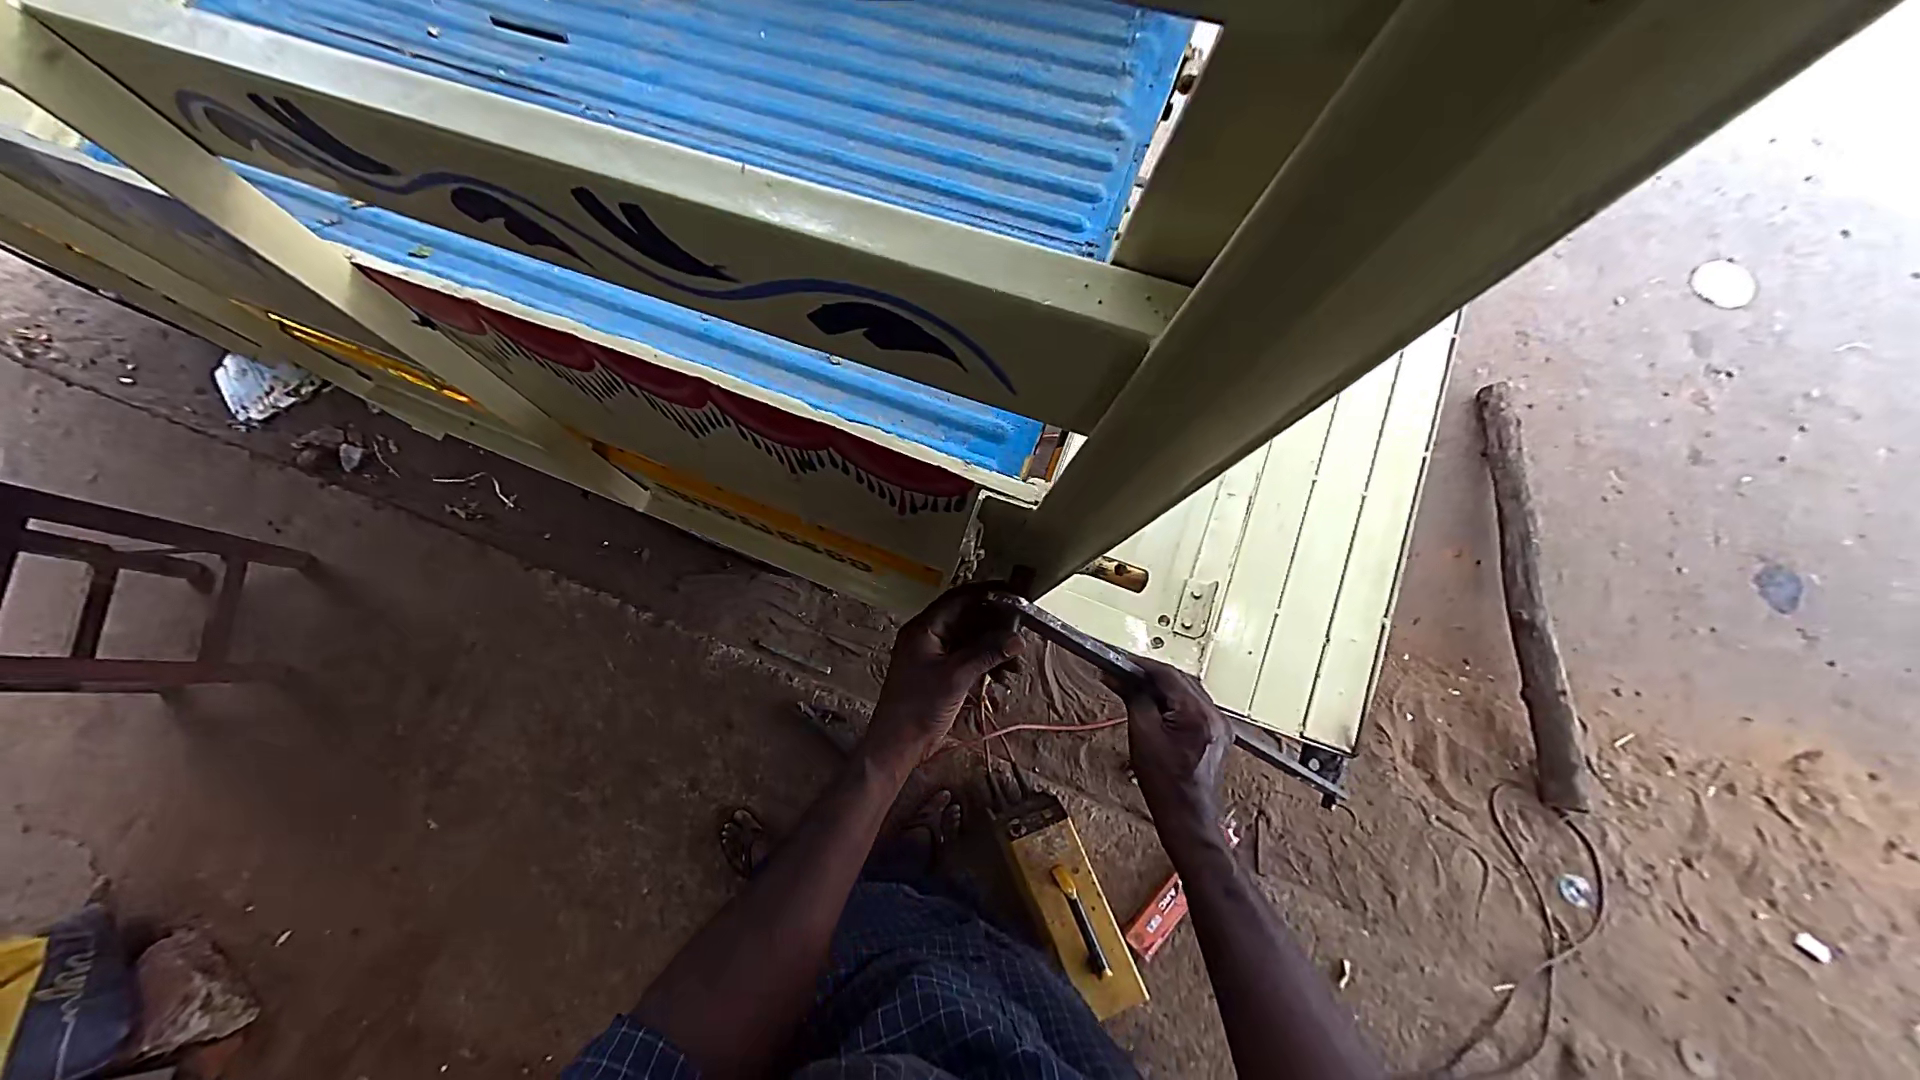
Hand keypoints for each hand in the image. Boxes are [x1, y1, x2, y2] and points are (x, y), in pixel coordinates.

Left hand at [864, 584, 1024, 766]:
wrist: (897, 745)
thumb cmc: (918, 707)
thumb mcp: (956, 676)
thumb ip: (987, 653)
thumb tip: (1016, 638)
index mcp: (924, 628)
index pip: (959, 598)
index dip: (987, 593)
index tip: (1013, 593)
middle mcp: (928, 636)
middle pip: (967, 619)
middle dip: (994, 626)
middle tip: (1019, 632)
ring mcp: (933, 655)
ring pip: (969, 640)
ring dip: (992, 648)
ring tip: (1014, 664)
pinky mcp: (939, 673)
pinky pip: (966, 658)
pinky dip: (984, 663)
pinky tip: (1001, 676)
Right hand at [1111, 658, 1230, 849]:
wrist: (1186, 815)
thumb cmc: (1164, 782)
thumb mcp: (1141, 733)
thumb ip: (1134, 698)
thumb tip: (1120, 677)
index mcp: (1197, 714)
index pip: (1167, 674)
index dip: (1141, 665)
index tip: (1121, 661)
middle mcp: (1214, 715)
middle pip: (1180, 680)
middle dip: (1151, 675)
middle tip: (1125, 674)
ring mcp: (1219, 724)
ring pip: (1188, 691)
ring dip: (1163, 687)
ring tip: (1137, 689)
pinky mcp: (1217, 732)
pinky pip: (1195, 705)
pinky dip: (1175, 700)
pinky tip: (1158, 705)